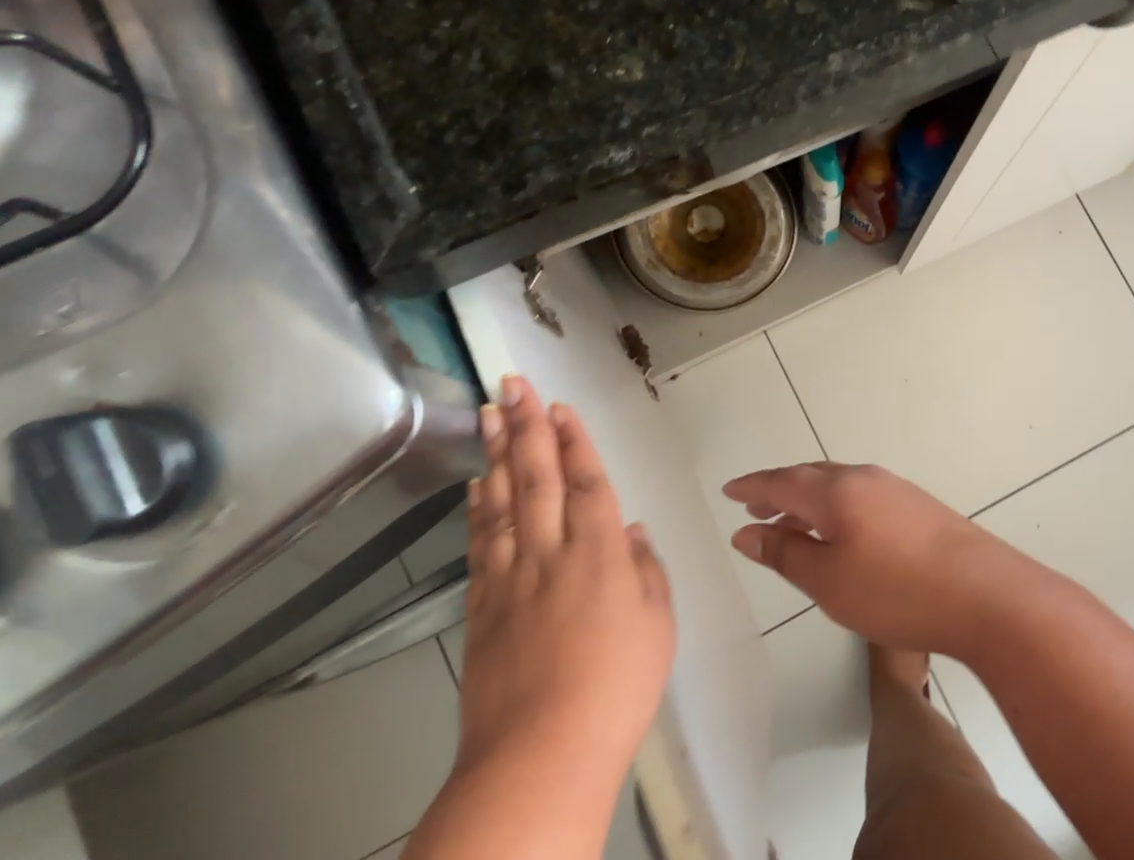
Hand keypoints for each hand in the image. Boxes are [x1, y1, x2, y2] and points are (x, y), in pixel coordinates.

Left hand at [455, 376, 675, 782]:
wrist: (541, 750)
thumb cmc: (617, 687)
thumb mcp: (657, 627)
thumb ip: (646, 573)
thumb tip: (633, 533)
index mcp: (599, 554)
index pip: (585, 482)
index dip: (573, 440)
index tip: (558, 405)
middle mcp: (549, 553)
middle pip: (536, 476)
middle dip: (525, 425)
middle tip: (511, 383)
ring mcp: (508, 578)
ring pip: (501, 502)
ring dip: (496, 454)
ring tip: (488, 414)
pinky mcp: (480, 607)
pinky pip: (479, 544)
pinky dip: (478, 510)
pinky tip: (477, 488)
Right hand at [724, 462, 1044, 657]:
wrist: (988, 597)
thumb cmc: (897, 592)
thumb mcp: (828, 582)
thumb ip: (785, 553)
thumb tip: (747, 532)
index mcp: (837, 491)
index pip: (781, 482)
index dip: (752, 487)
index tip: (730, 492)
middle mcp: (867, 479)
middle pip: (812, 478)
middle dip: (780, 492)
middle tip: (756, 508)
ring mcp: (900, 491)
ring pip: (841, 488)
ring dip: (811, 502)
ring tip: (793, 525)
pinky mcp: (923, 509)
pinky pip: (865, 498)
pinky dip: (840, 510)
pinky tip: (844, 535)